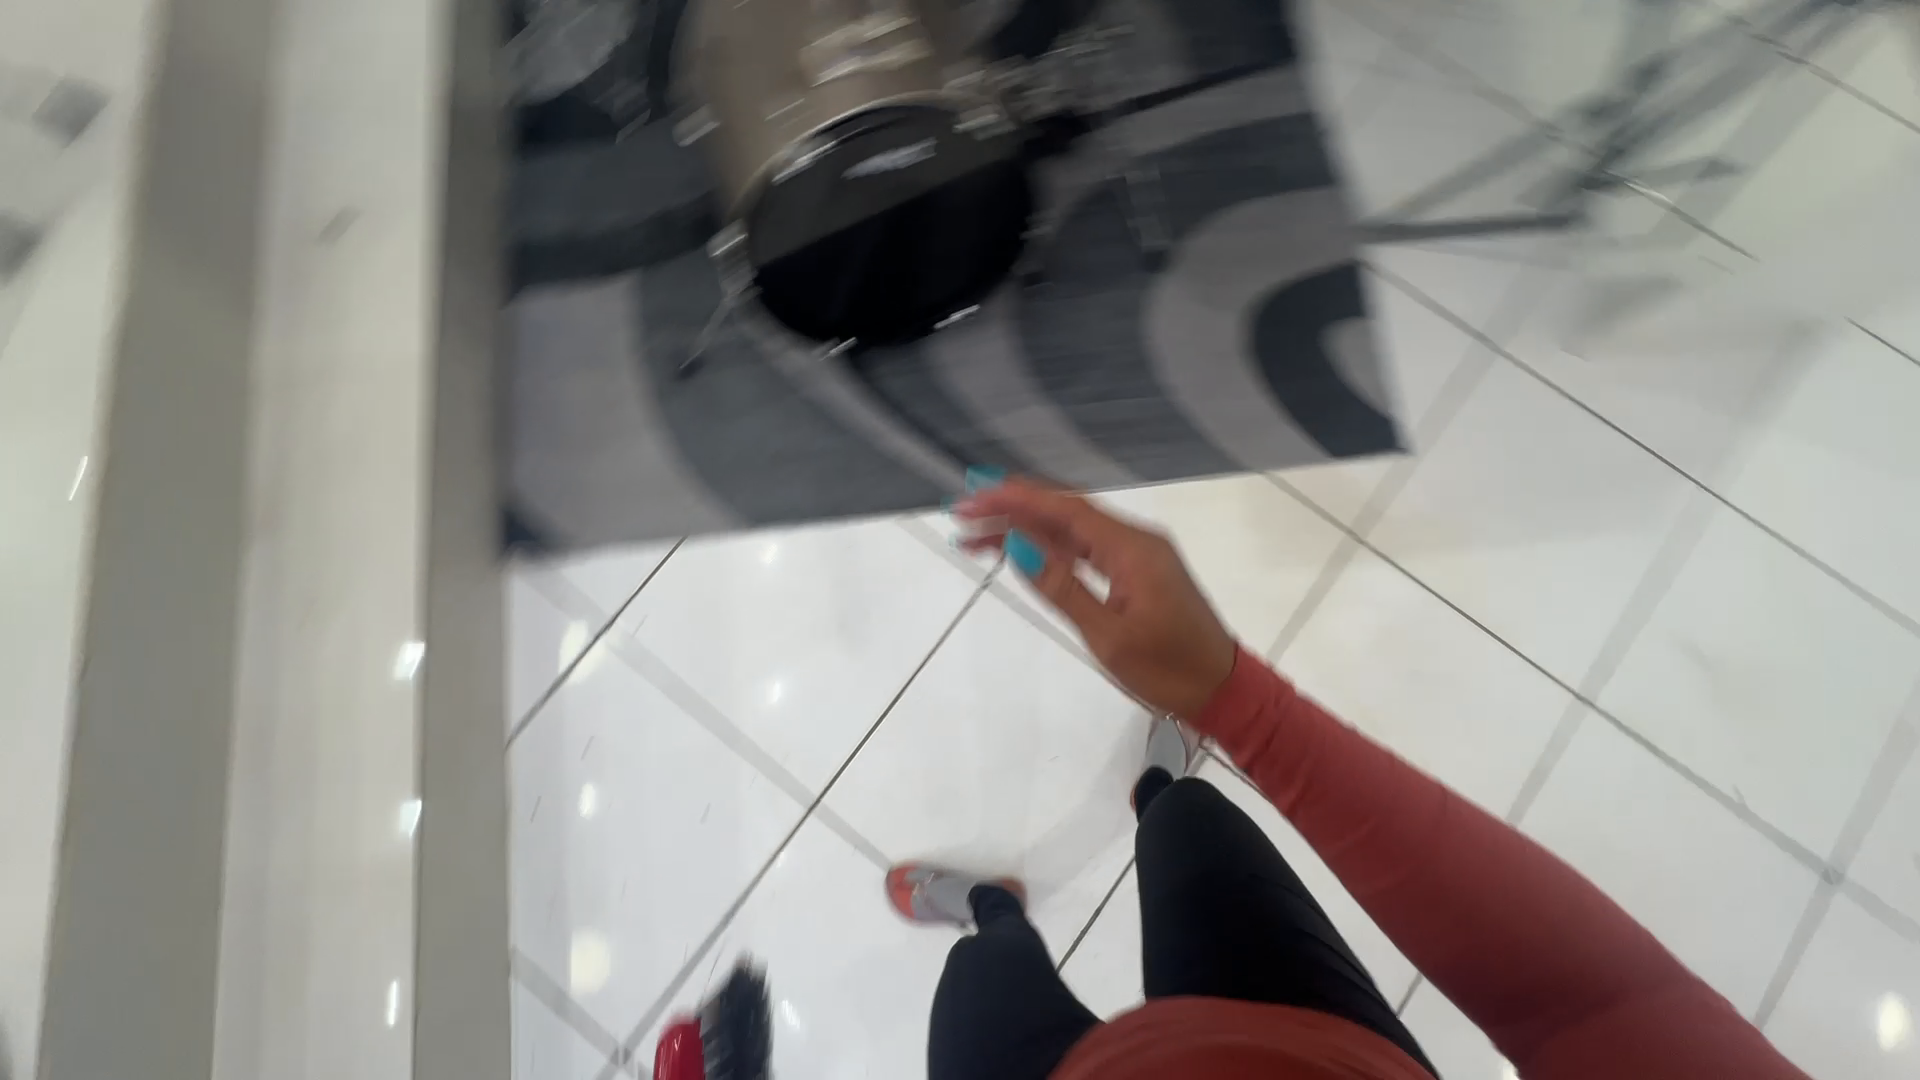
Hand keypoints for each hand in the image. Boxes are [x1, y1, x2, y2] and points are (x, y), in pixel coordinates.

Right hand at [955, 478, 1237, 719]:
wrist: (1223, 689)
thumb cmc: (1169, 670)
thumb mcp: (1109, 636)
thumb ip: (1062, 587)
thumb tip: (1017, 545)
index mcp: (1132, 548)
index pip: (1064, 509)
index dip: (1015, 499)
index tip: (973, 497)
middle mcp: (1134, 539)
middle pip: (1064, 511)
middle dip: (1012, 508)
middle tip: (963, 513)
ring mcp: (1136, 554)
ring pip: (1071, 529)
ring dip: (1025, 528)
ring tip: (976, 534)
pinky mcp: (1136, 571)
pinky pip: (1085, 548)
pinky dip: (1050, 546)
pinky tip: (1021, 549)